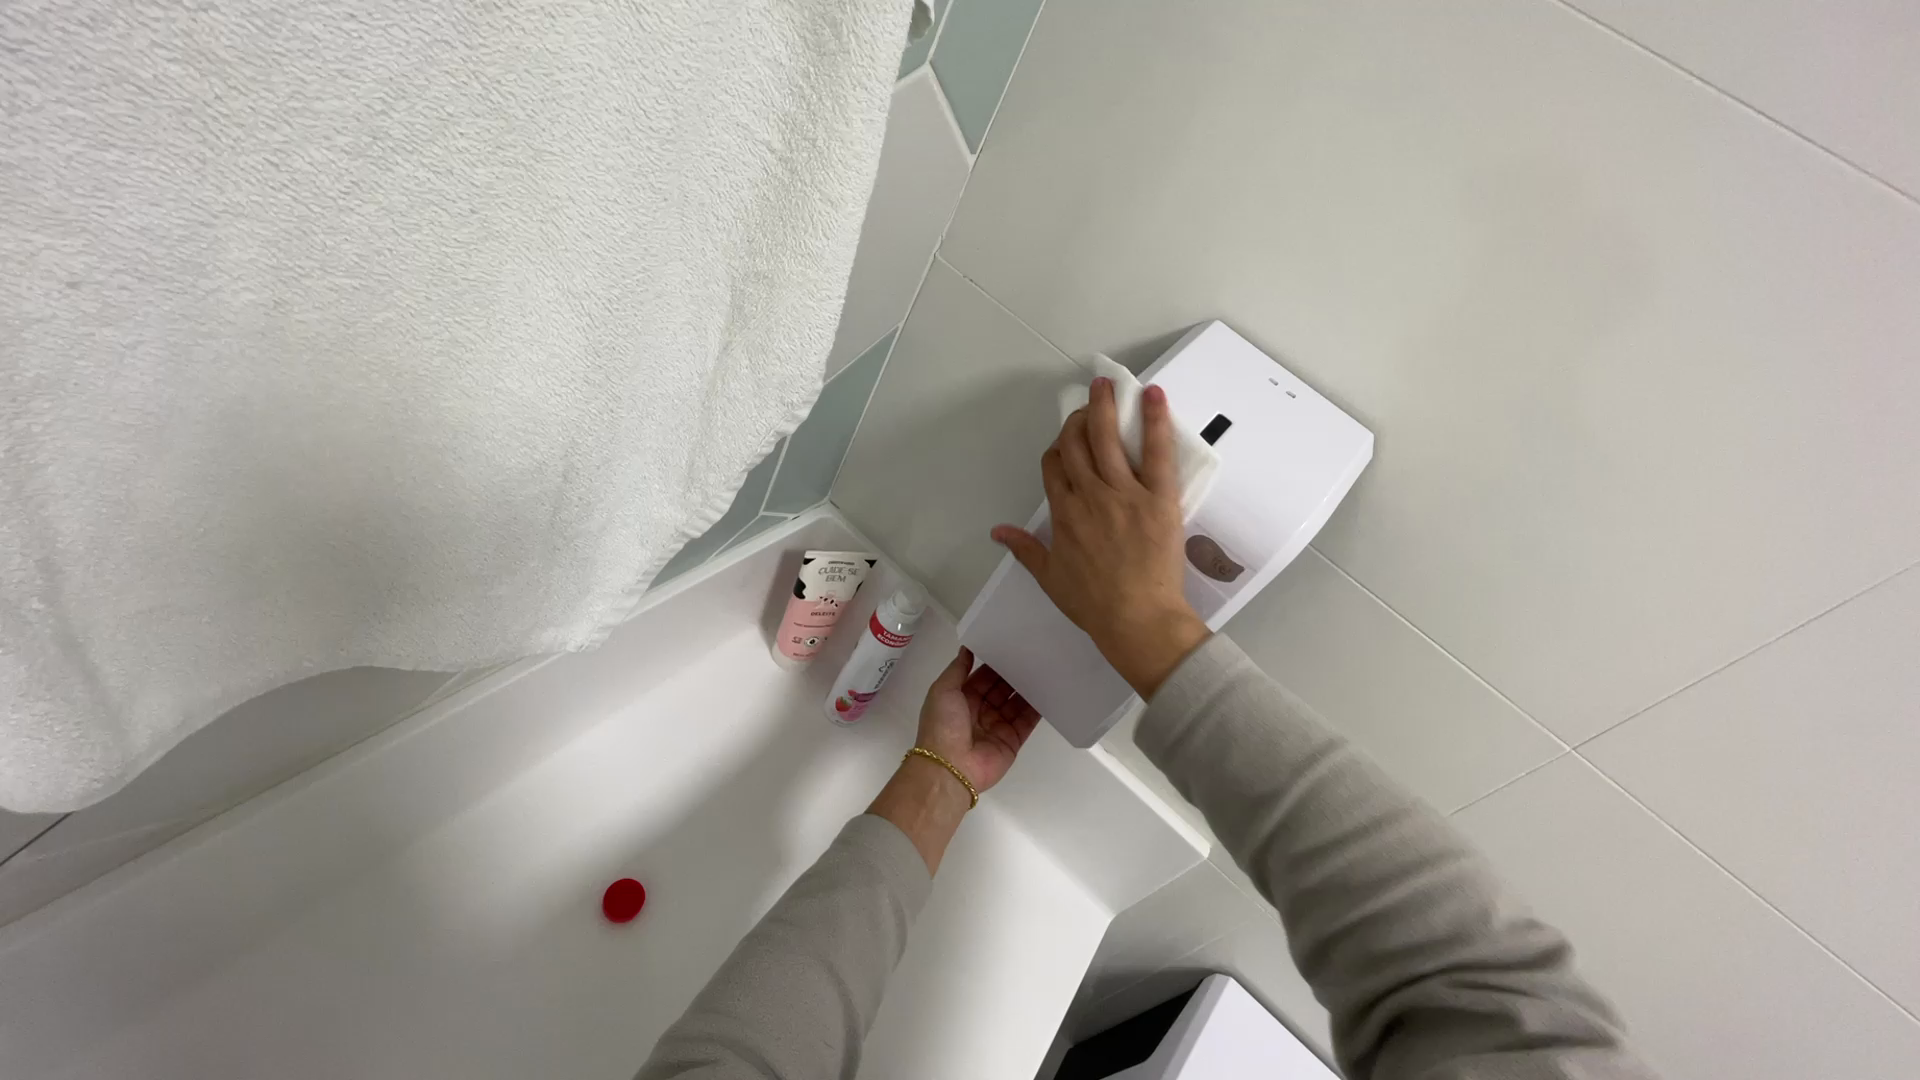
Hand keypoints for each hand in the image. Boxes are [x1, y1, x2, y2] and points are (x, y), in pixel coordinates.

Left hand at [913, 646, 1039, 793]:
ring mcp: (997, 726)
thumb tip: (967, 647)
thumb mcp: (943, 690)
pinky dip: (1037, 708)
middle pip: (1000, 689)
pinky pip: (1027, 721)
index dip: (994, 663)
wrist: (950, 768)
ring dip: (1027, 688)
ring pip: (1015, 703)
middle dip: (1013, 674)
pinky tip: (1048, 691)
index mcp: (960, 699)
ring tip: (1043, 668)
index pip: (982, 677)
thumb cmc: (943, 725)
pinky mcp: (1012, 741)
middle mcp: (979, 712)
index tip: (1010, 647)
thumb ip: (957, 669)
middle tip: (1032, 655)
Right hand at [991, 378, 1209, 697]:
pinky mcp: (1159, 498)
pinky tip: (1154, 395)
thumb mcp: (1050, 578)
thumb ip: (1025, 550)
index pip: (1053, 466)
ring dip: (1106, 406)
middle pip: (1075, 444)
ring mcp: (1124, 494)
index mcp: (1063, 515)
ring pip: (1108, 438)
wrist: (1137, 621)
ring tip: (1109, 385)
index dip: (1057, 447)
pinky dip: (1155, 421)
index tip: (1066, 440)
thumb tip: (997, 532)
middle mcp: (1089, 496)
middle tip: (1089, 404)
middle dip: (1078, 418)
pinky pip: (1157, 452)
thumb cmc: (1093, 605)